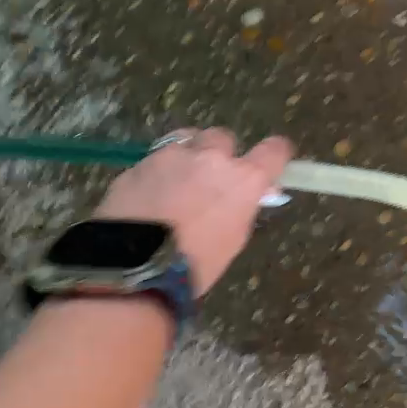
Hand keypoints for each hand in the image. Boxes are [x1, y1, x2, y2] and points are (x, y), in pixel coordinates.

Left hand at [94, 128, 292, 294]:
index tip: (269, 163)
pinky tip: (148, 196)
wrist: (132, 270)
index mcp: (244, 178)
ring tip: (176, 181)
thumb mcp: (234, 236)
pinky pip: (154, 160)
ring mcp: (171, 157)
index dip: (274, 154)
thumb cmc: (196, 264)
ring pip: (185, 141)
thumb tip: (252, 192)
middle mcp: (211, 158)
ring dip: (187, 156)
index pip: (274, 149)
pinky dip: (157, 173)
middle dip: (220, 152)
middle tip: (212, 176)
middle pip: (223, 137)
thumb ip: (244, 206)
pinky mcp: (138, 166)